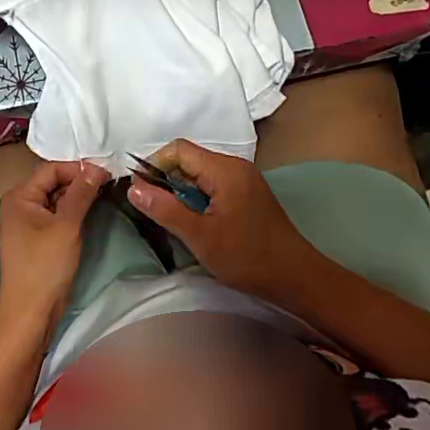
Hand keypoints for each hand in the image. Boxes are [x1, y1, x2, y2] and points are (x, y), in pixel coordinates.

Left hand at [0, 160, 110, 348]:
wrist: (29, 314)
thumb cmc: (44, 268)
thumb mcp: (67, 226)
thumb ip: (81, 193)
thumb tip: (96, 168)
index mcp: (17, 196)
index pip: (50, 169)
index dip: (78, 168)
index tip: (108, 172)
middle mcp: (17, 206)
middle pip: (51, 183)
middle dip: (79, 182)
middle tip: (110, 184)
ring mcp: (23, 224)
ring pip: (54, 201)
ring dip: (76, 198)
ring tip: (104, 197)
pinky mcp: (33, 241)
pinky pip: (53, 217)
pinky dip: (71, 214)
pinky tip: (89, 215)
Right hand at [126, 139, 286, 285]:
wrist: (297, 280)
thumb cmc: (248, 257)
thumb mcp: (200, 236)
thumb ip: (165, 209)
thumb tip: (133, 188)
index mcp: (225, 170)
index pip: (178, 150)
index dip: (154, 166)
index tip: (142, 192)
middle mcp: (235, 167)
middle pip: (187, 160)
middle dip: (166, 180)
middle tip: (155, 210)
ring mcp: (243, 180)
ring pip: (198, 174)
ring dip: (180, 192)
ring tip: (173, 219)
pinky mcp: (246, 194)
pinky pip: (211, 185)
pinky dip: (196, 199)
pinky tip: (194, 222)